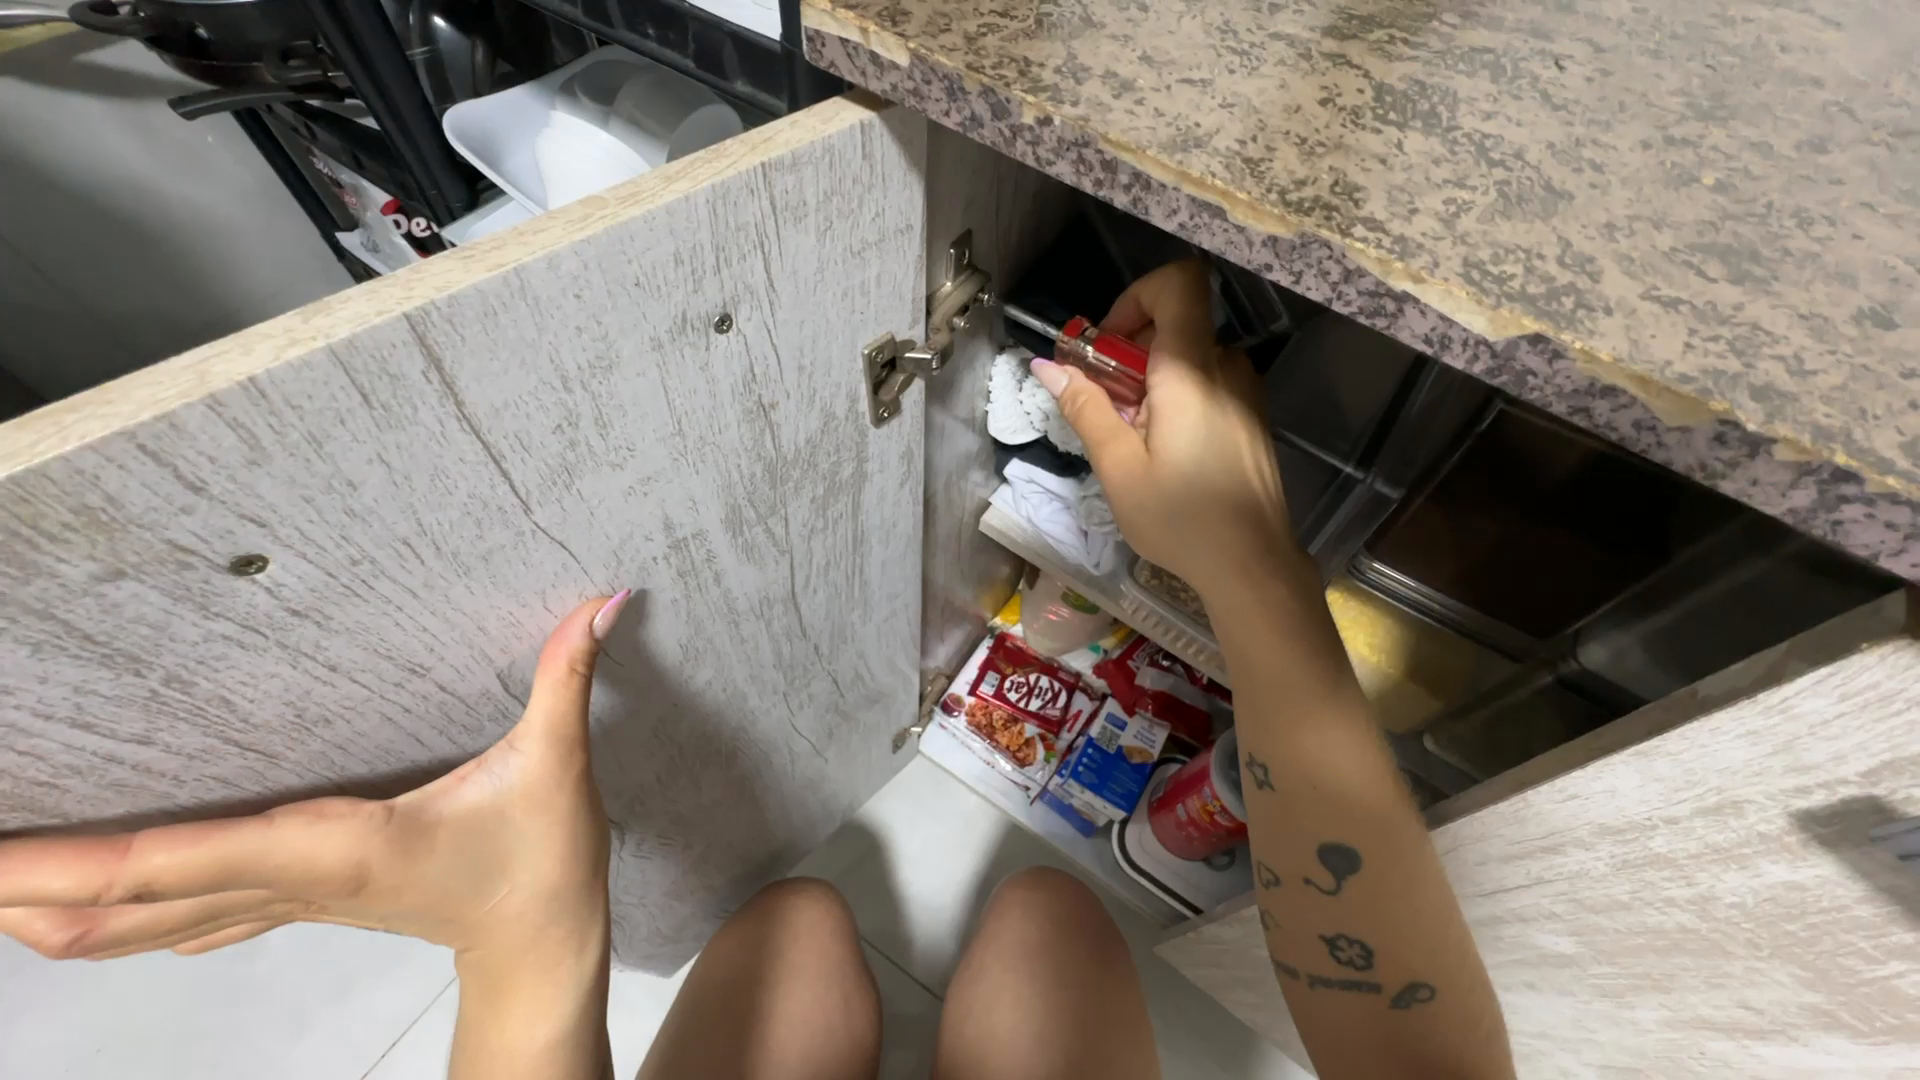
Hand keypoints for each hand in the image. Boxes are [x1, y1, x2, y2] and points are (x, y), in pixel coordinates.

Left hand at [0, 592, 628, 970]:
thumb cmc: (543, 856)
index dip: (62, 862)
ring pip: (136, 925)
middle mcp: (293, 879)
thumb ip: (566, 675)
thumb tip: (599, 600)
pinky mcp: (306, 904)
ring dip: (49, 909)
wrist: (542, 941)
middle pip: (120, 903)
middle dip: (19, 890)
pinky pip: (179, 922)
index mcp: (339, 846)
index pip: (176, 858)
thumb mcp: (557, 760)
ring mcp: (292, 902)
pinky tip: (76, 919)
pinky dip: (113, 917)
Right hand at [1033, 259, 1294, 598]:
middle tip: (1106, 407)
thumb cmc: (1180, 518)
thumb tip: (1046, 367)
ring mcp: (1245, 391)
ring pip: (1189, 357)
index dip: (1136, 297)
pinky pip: (1207, 382)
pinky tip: (1164, 450)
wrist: (1253, 564)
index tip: (1107, 345)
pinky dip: (1175, 397)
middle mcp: (1226, 367)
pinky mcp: (1250, 415)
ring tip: (1132, 438)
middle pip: (1175, 324)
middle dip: (1129, 353)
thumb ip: (1085, 408)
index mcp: (1191, 370)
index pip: (1178, 284)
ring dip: (1150, 380)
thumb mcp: (1119, 468)